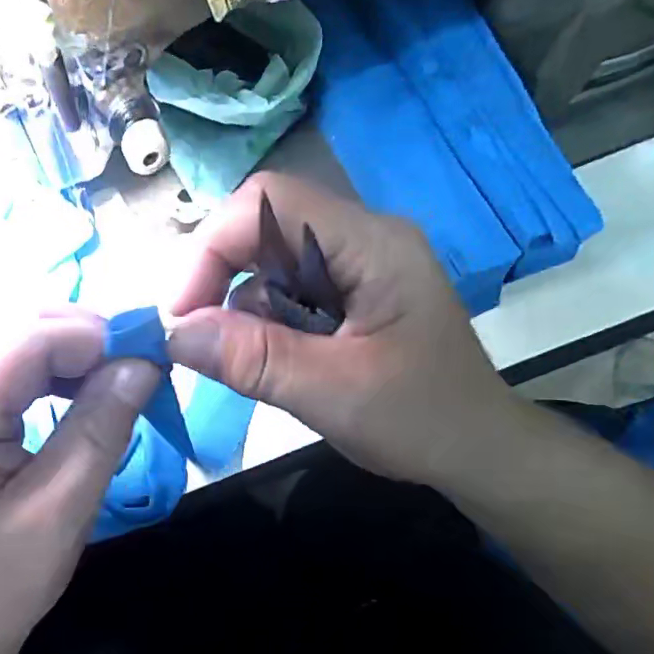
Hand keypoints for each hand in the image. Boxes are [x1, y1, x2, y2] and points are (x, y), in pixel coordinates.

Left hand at [0, 311, 158, 653]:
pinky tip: (83, 388)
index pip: (23, 340)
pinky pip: (8, 370)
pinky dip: (53, 370)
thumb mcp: (62, 510)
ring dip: (71, 350)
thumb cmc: (5, 584)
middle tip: (139, 363)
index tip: (150, 353)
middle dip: (83, 336)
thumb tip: (143, 361)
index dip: (92, 335)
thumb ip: (100, 428)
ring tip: (118, 374)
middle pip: (13, 330)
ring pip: (12, 343)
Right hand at [166, 173, 516, 486]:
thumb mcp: (331, 394)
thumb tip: (175, 334)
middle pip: (265, 229)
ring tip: (259, 367)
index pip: (268, 202)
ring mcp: (357, 266)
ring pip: (271, 265)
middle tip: (205, 345)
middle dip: (223, 283)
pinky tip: (281, 365)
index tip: (183, 315)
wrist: (478, 450)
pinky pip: (287, 293)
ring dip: (246, 313)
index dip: (212, 248)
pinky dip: (266, 326)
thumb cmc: (421, 421)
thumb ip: (253, 360)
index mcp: (372, 244)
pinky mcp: (350, 295)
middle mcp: (362, 239)